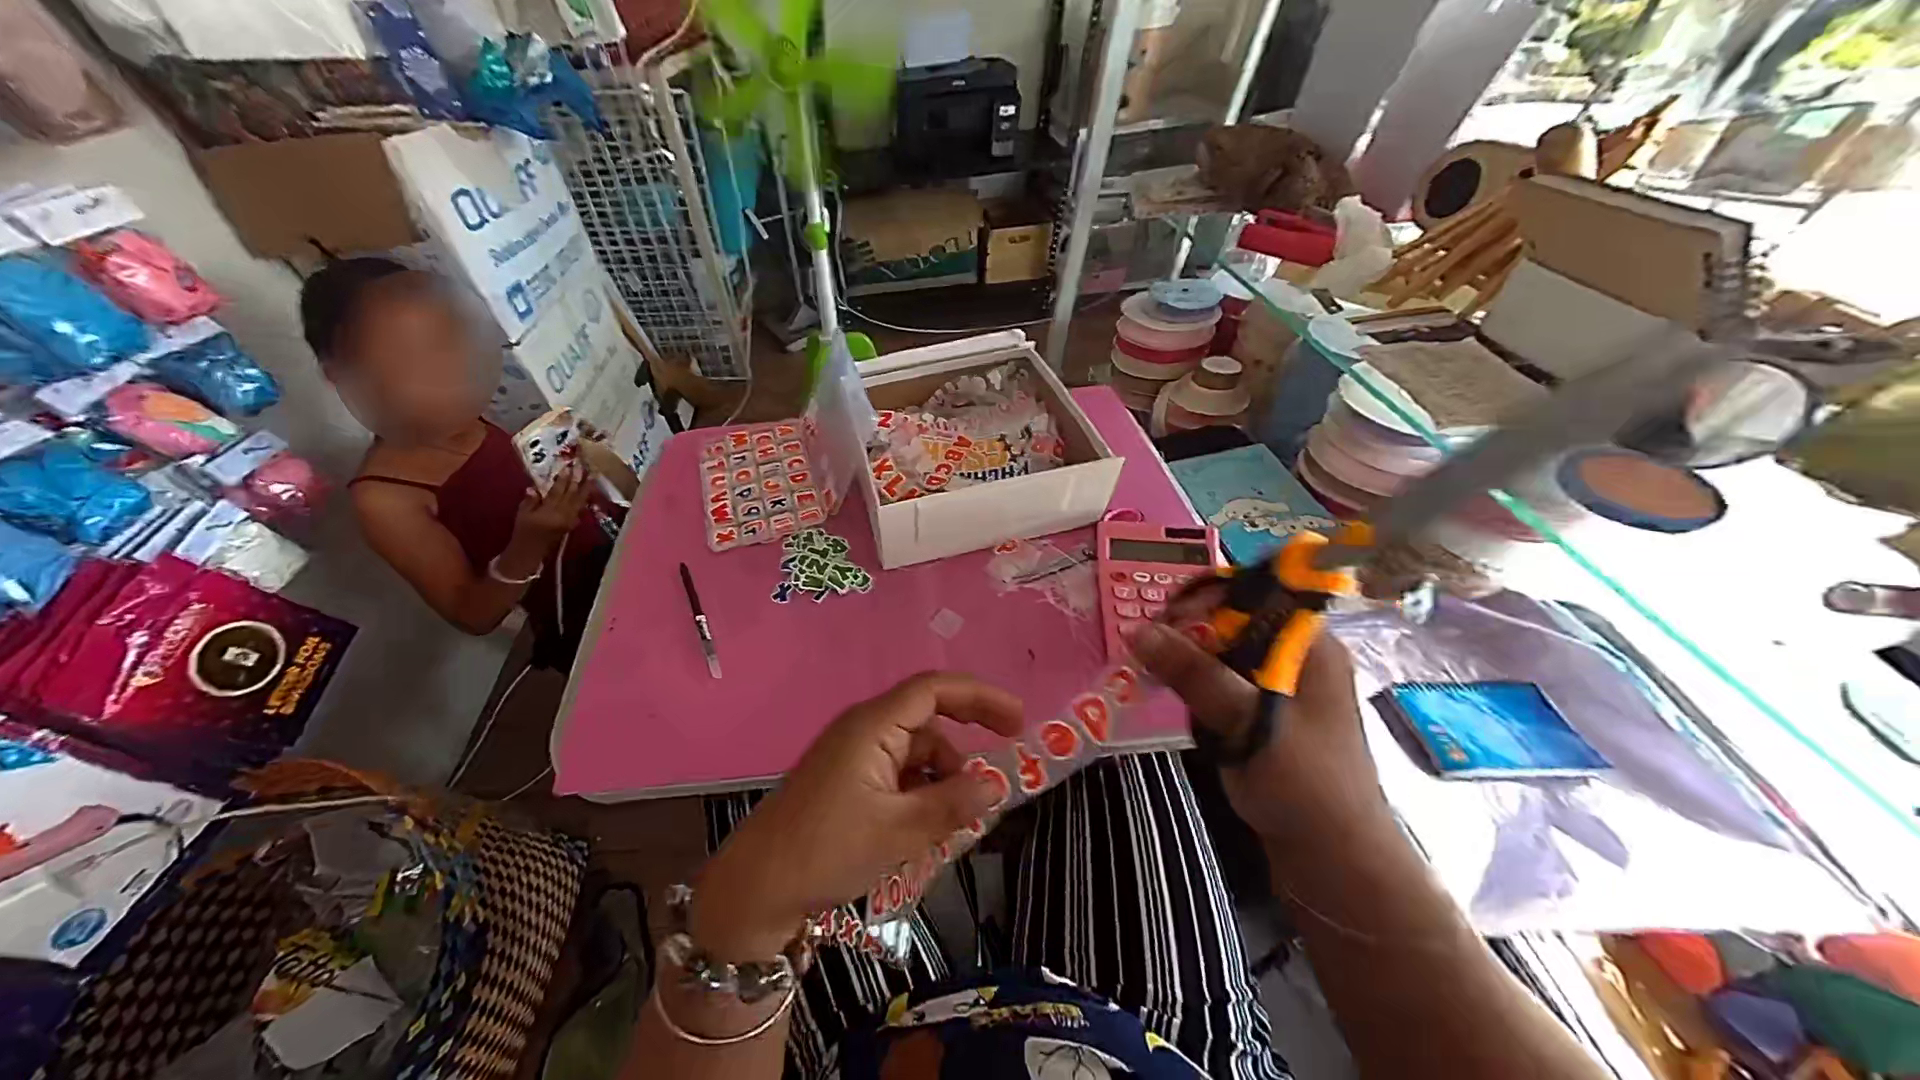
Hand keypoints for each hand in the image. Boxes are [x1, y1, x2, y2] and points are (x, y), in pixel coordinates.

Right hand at [510, 461, 591, 551]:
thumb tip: (535, 488)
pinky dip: (584, 498)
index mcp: (550, 512)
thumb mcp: (523, 514)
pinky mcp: (573, 523)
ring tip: (592, 476)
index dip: (563, 479)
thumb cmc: (524, 530)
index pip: (558, 491)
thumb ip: (531, 500)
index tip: (568, 467)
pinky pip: (580, 508)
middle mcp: (564, 515)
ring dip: (586, 488)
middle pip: (573, 494)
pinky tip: (587, 490)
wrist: (531, 550)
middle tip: (584, 467)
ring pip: (580, 500)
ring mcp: (571, 519)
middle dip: (578, 480)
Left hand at [692, 673, 1023, 959]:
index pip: (935, 690)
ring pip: (915, 752)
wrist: (755, 890)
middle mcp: (863, 729)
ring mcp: (853, 755)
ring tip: (955, 821)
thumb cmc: (825, 851)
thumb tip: (995, 784)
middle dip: (964, 744)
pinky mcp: (847, 780)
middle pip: (928, 720)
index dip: (980, 697)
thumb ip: (951, 805)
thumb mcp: (898, 832)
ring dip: (942, 778)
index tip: (1018, 719)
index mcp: (873, 726)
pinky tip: (927, 827)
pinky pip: (897, 773)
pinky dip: (920, 792)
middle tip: (999, 770)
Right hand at [1128, 610, 1385, 840]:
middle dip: (1189, 629)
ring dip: (1188, 658)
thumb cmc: (1304, 786)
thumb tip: (1138, 630)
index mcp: (1309, 645)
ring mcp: (1279, 685)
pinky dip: (1196, 683)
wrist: (1333, 860)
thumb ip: (1194, 674)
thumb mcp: (1248, 722)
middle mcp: (1296, 656)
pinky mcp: (1263, 712)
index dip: (1207, 596)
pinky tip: (1176, 695)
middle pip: (1233, 620)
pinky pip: (1222, 680)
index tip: (1164, 617)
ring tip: (1154, 670)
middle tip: (1149, 648)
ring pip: (1222, 651)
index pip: (1254, 593)